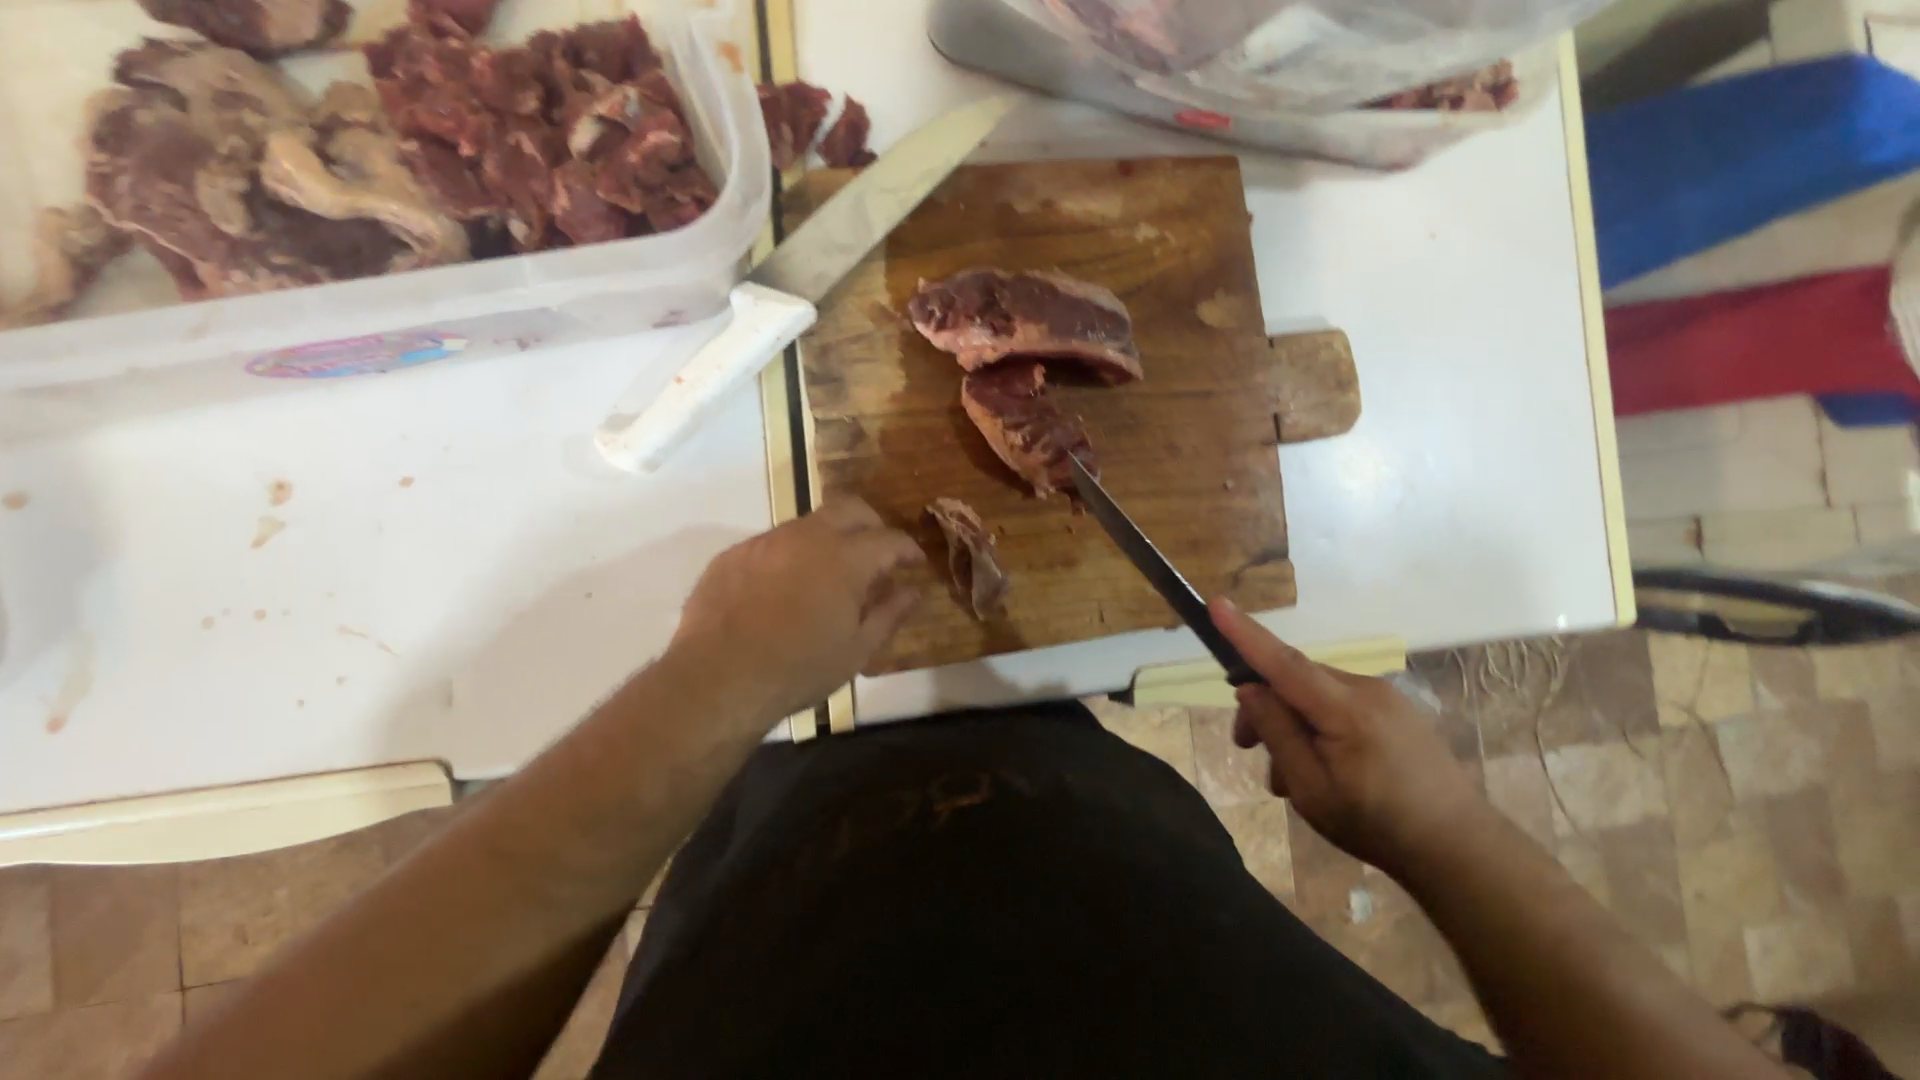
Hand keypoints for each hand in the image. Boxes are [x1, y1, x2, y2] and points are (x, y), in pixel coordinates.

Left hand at [671, 499, 925, 722]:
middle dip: (871, 525)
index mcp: (845, 558)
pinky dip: (790, 556)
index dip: (907, 548)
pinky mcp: (733, 555)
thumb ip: (889, 614)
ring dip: (828, 539)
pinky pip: (771, 544)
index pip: (888, 539)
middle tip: (877, 553)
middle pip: (849, 509)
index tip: (915, 562)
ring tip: (829, 575)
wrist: (718, 679)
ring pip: (807, 524)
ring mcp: (765, 542)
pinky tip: (784, 590)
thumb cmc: (798, 670)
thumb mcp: (856, 650)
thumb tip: (912, 592)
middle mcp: (807, 536)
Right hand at [1210, 598, 1488, 878]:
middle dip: (1263, 706)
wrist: (1459, 848)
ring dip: (1290, 723)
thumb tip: (1249, 689)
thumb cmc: (1377, 825)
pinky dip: (1316, 726)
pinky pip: (1338, 704)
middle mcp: (1366, 690)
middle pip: (1294, 679)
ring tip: (1289, 777)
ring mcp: (1385, 698)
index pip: (1285, 663)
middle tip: (1245, 747)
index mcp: (1346, 710)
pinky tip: (1319, 767)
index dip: (1247, 635)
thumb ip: (1279, 734)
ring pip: (1314, 694)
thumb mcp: (1312, 790)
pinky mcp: (1395, 711)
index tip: (1217, 604)